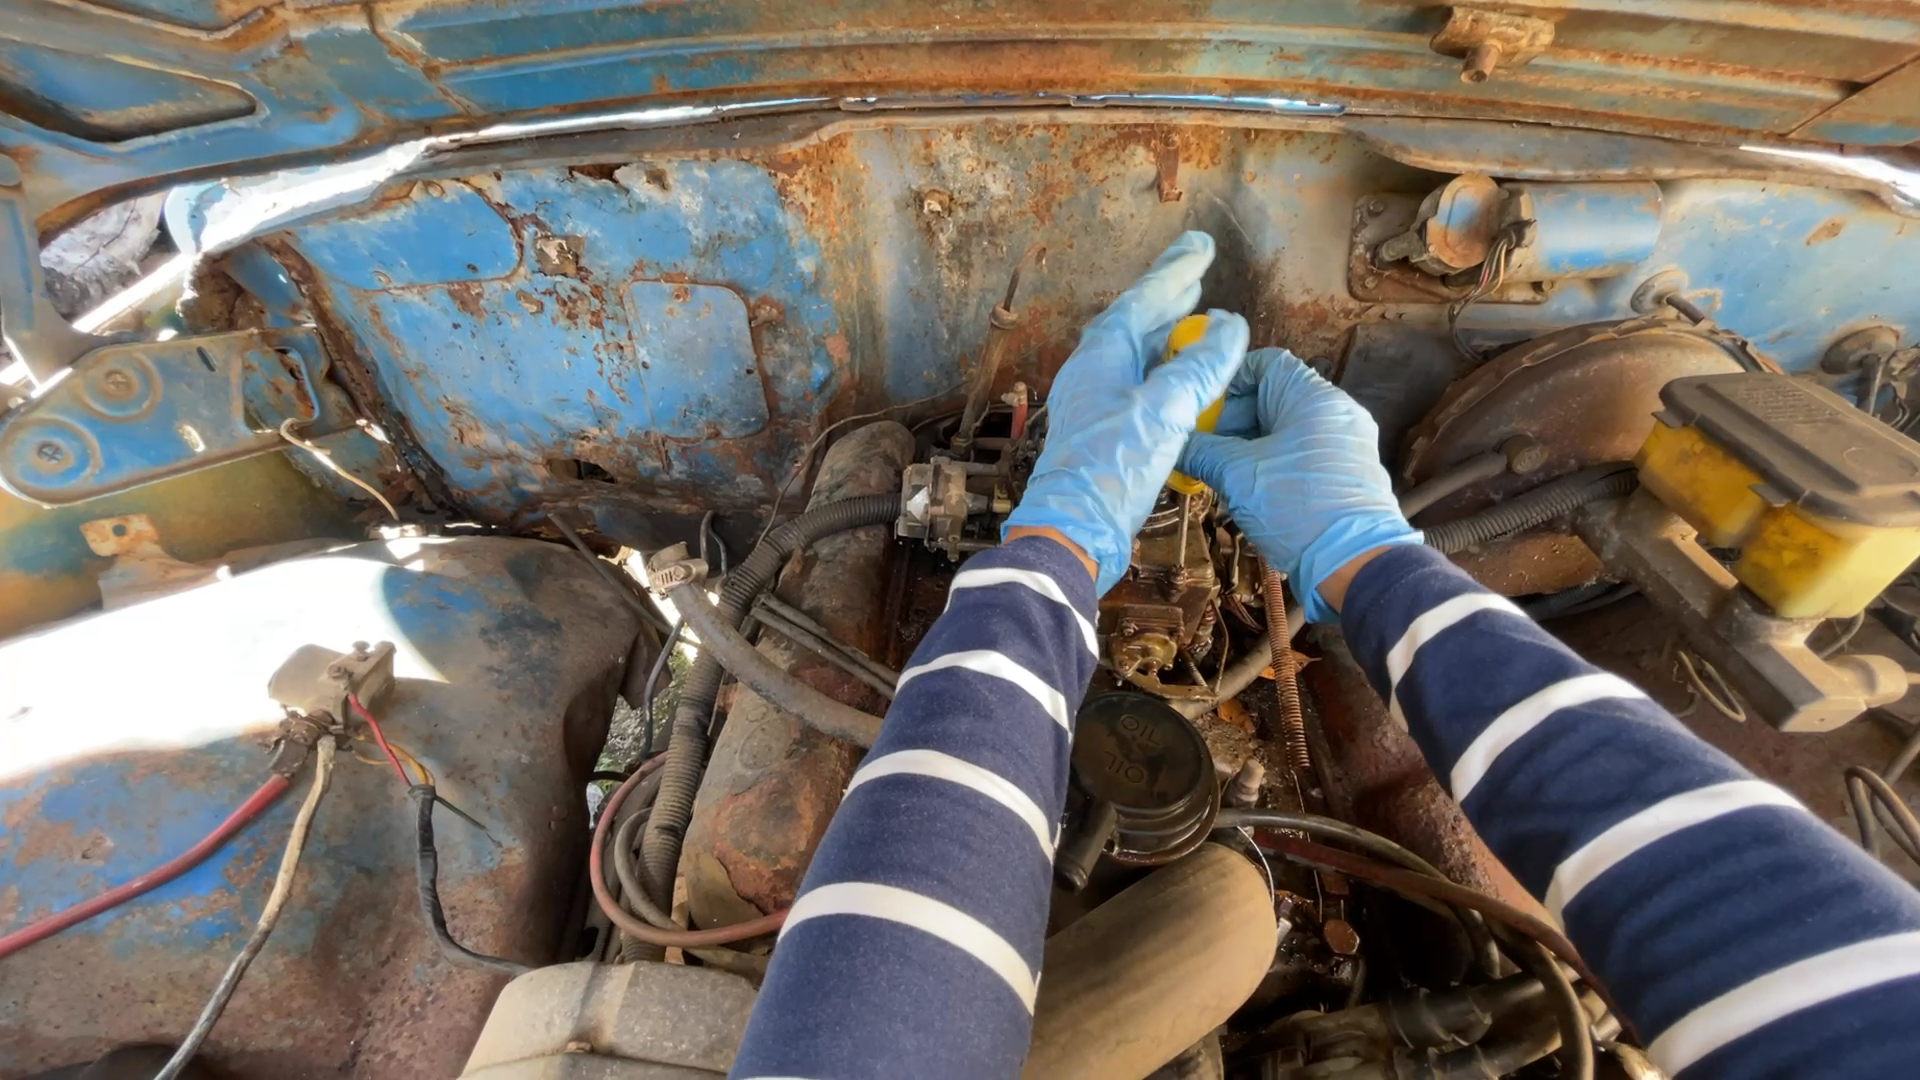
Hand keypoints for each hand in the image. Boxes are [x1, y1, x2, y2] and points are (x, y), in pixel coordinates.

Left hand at [1004, 231, 1248, 593]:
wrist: (1076, 528)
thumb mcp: (1164, 410)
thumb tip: (1230, 326)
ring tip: (1193, 310)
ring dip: (1166, 331)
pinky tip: (1180, 375)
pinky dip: (1164, 370)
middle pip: (1136, 321)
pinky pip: (1139, 383)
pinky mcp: (1105, 430)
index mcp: (1102, 356)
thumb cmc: (1112, 467)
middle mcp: (1094, 371)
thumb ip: (1200, 366)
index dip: (1174, 272)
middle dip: (1168, 295)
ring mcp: (1097, 401)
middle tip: (1197, 270)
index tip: (1201, 246)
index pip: (1142, 299)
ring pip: (1137, 353)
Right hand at [1176, 348, 1421, 622]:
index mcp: (1313, 398)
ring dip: (1244, 444)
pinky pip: (1297, 453)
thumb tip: (1172, 442)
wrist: (1354, 563)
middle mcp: (1334, 412)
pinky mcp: (1344, 473)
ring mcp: (1343, 444)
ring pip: (1282, 429)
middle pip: (1271, 397)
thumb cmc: (1294, 506)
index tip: (1197, 404)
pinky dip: (1266, 461)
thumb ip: (1201, 451)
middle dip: (1229, 418)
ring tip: (1213, 467)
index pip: (1265, 363)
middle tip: (1197, 443)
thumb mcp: (1237, 476)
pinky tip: (1242, 486)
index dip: (1227, 378)